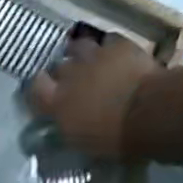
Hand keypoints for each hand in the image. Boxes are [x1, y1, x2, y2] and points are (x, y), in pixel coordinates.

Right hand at [26, 34, 160, 159]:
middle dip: (65, 71)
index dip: (39, 86)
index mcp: (59, 103)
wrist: (147, 110)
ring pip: (80, 45)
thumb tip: (68, 120)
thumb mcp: (85, 142)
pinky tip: (117, 55)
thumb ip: (70, 125)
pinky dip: (110, 48)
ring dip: (83, 53)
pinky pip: (108, 40)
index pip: (35, 88)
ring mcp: (94, 55)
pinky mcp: (116, 43)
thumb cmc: (117, 139)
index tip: (46, 89)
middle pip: (59, 65)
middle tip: (76, 80)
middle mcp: (71, 74)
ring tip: (92, 60)